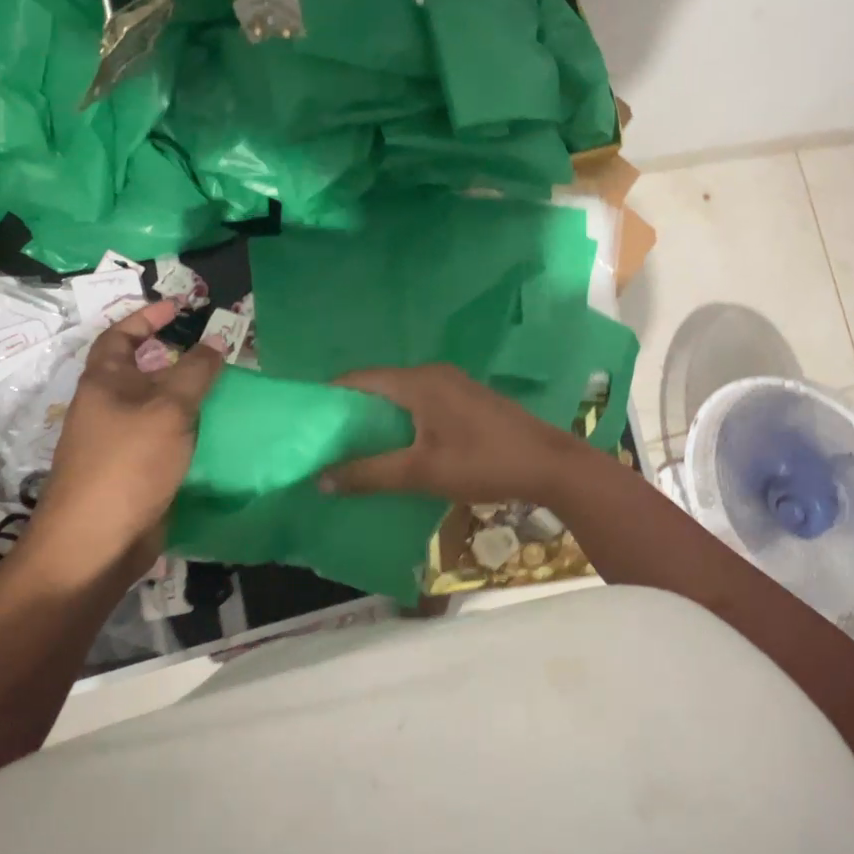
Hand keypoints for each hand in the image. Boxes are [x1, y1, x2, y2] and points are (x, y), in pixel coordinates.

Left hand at [31, 301, 224, 568]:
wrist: (97, 541)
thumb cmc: (127, 464)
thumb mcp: (169, 409)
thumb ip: (195, 372)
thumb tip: (216, 341)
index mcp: (103, 384)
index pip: (119, 336)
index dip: (146, 318)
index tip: (179, 307)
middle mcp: (107, 408)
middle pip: (143, 372)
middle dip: (178, 359)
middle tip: (219, 353)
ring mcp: (120, 442)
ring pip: (159, 407)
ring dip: (189, 397)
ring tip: (228, 390)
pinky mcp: (136, 471)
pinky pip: (167, 438)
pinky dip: (191, 430)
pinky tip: (219, 433)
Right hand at [320, 363, 593, 505]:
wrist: (549, 464)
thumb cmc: (483, 462)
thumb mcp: (422, 472)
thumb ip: (370, 474)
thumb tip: (321, 479)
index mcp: (419, 381)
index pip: (359, 379)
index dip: (329, 399)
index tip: (305, 424)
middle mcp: (434, 374)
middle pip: (380, 387)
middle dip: (351, 414)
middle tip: (324, 444)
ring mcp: (455, 386)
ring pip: (402, 398)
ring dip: (378, 421)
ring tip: (352, 451)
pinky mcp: (469, 401)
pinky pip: (422, 405)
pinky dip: (403, 423)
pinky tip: (396, 450)